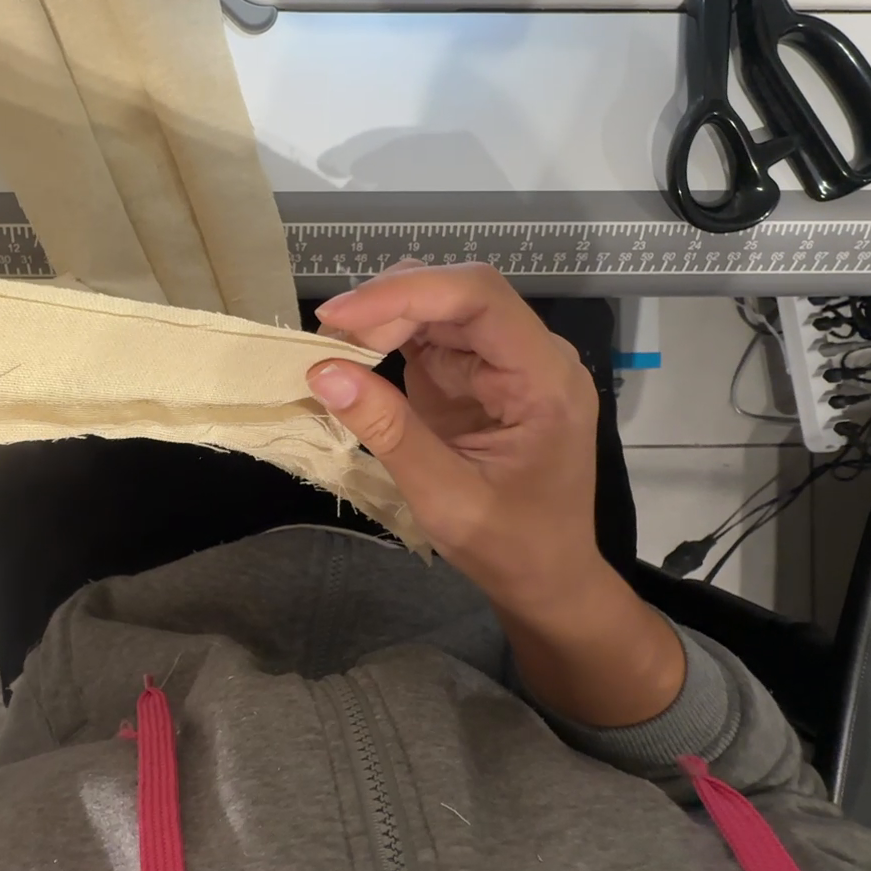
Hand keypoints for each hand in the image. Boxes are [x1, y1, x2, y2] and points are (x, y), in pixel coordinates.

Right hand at [308, 262, 684, 725]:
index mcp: (544, 377)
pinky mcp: (476, 377)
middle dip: (388, 304)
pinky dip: (388, 340)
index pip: (479, 298)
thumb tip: (323, 371)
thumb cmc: (511, 546)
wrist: (547, 577)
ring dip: (383, 318)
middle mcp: (530, 355)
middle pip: (458, 294)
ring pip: (440, 308)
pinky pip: (431, 338)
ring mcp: (503, 363)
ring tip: (335, 346)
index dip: (406, 293)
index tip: (339, 316)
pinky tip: (355, 356)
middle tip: (328, 337)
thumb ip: (389, 430)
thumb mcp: (446, 497)